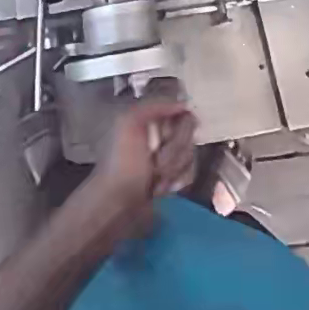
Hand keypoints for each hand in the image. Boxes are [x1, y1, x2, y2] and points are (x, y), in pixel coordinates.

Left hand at [83, 87, 196, 218]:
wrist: (117, 204)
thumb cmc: (122, 163)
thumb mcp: (129, 123)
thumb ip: (155, 106)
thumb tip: (185, 105)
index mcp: (150, 117)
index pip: (183, 113)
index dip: (179, 128)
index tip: (165, 139)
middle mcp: (161, 132)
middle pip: (189, 135)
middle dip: (175, 152)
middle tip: (157, 163)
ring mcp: (169, 155)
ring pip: (191, 154)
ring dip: (174, 169)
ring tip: (156, 179)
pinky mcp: (174, 176)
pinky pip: (190, 172)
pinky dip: (177, 181)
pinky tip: (162, 188)